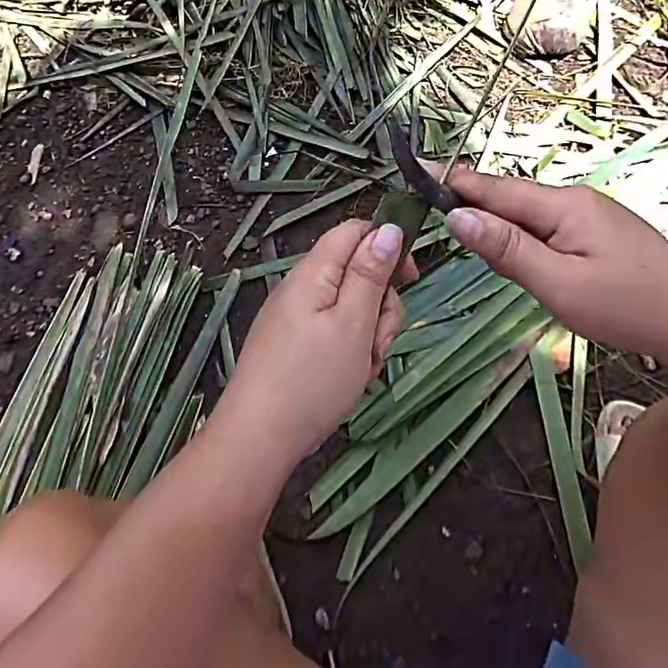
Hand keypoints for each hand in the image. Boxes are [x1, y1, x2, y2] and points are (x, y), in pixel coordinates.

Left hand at [219, 219, 417, 464]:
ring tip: (363, 365)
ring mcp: (298, 318)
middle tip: (378, 340)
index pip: (354, 232)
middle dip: (381, 303)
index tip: (409, 278)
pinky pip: (336, 333)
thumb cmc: (311, 379)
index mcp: (314, 273)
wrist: (259, 438)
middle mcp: (303, 288)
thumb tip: (389, 229)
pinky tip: (351, 377)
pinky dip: (352, 351)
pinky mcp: (297, 344)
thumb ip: (371, 274)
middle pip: (358, 273)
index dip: (386, 245)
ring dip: (370, 333)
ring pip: (352, 307)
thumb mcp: (353, 323)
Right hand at [442, 164, 667, 361]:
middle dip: (476, 206)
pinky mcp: (604, 233)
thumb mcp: (558, 283)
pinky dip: (527, 236)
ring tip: (472, 233)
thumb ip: (506, 249)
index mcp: (563, 205)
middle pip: (512, 198)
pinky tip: (524, 253)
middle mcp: (577, 199)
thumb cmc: (627, 307)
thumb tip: (457, 217)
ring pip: (532, 214)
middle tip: (438, 211)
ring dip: (501, 224)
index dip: (456, 185)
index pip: (496, 189)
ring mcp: (594, 214)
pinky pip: (552, 227)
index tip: (418, 176)